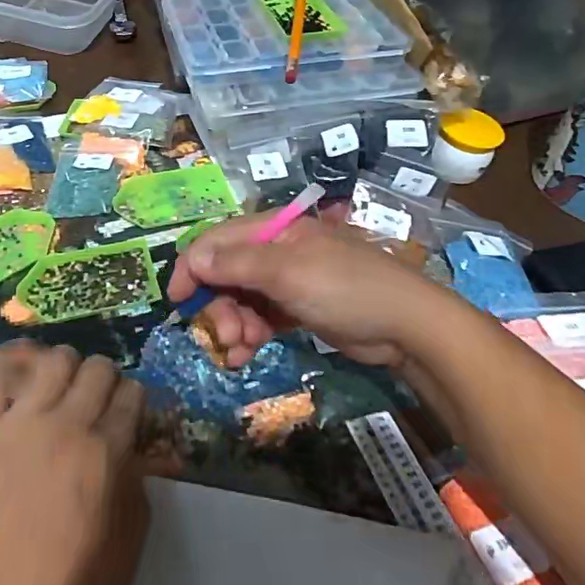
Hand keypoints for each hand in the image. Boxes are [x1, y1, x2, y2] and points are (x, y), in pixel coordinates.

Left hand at [0, 342, 146, 584]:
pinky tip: (22, 370)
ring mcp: (19, 421)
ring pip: (55, 359)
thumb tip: (135, 459)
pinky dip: (13, 361)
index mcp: (104, 456)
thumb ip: (135, 499)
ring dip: (67, 367)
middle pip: (98, 368)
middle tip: (98, 404)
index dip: (134, 401)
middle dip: (106, 379)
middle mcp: (65, 425)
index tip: (128, 415)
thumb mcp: (119, 560)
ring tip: (61, 390)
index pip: (133, 395)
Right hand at [168, 214, 444, 367]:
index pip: (218, 240)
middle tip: (224, 335)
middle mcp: (276, 250)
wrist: (407, 326)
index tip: (177, 300)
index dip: (193, 267)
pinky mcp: (298, 307)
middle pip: (227, 272)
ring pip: (242, 299)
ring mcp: (288, 279)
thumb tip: (193, 260)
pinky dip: (250, 335)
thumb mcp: (287, 272)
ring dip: (233, 324)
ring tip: (240, 351)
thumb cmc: (345, 288)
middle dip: (219, 305)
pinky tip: (246, 355)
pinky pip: (261, 317)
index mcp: (273, 229)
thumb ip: (237, 264)